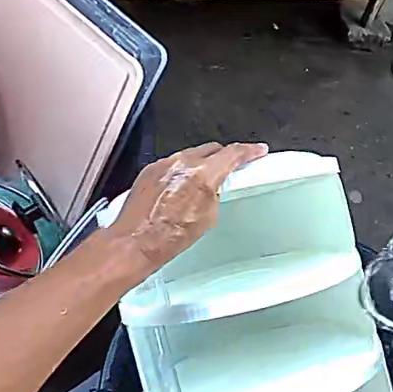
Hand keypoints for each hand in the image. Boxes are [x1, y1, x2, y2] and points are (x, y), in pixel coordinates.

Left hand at [106, 142, 267, 271]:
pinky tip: (179, 190)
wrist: (136, 242)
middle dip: (224, 157)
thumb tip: (214, 188)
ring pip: (191, 155)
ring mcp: (163, 165)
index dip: (249, 151)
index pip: (232, 153)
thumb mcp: (207, 218)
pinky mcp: (150, 170)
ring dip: (200, 165)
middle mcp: (181, 164)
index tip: (256, 150)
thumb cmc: (167, 237)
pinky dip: (181, 172)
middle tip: (232, 167)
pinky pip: (172, 164)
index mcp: (202, 175)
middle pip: (211, 149)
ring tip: (201, 185)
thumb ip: (215, 193)